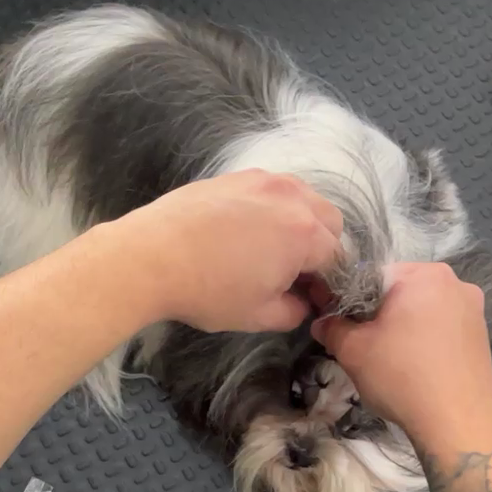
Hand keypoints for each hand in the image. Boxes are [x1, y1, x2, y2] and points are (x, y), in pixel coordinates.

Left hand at [109, 170, 342, 331]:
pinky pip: (274, 190)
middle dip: (324, 250)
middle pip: (330, 221)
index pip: (340, 259)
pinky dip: (276, 210)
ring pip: (304, 199)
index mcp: (306, 235)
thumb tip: (304, 304)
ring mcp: (264, 180)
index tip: (315, 300)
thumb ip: (294, 311)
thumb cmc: (208, 290)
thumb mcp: (259, 316)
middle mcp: (292, 197)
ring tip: (274, 253)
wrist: (151, 256)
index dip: (332, 284)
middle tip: (297, 276)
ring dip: (303, 225)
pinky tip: (250, 234)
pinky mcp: (237, 176)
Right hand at [311, 263, 491, 453]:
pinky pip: (444, 328)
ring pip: (425, 310)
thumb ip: (332, 329)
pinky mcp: (483, 334)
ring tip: (394, 360)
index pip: (374, 276)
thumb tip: (321, 322)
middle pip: (403, 292)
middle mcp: (455, 281)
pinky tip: (419, 367)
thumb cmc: (401, 377)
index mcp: (422, 274)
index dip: (353, 302)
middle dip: (383, 314)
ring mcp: (474, 307)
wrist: (455, 421)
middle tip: (368, 347)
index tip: (345, 328)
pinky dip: (428, 340)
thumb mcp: (353, 352)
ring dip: (406, 327)